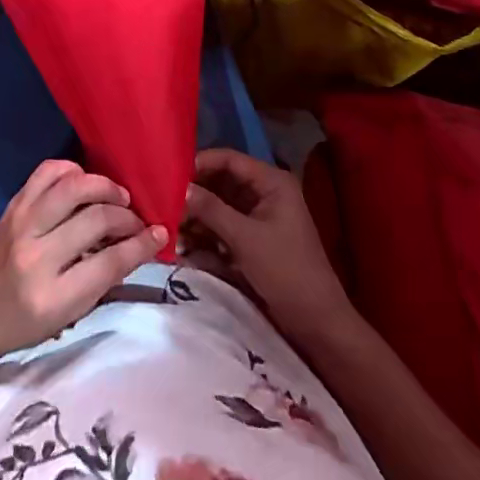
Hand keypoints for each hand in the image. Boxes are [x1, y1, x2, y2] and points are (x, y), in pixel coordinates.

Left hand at [0, 159, 166, 358]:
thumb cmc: (29, 319)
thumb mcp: (71, 313)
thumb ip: (105, 277)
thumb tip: (143, 241)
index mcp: (52, 295)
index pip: (108, 263)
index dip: (140, 245)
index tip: (159, 233)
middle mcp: (35, 256)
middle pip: (94, 219)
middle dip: (126, 217)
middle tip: (137, 221)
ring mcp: (21, 225)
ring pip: (72, 188)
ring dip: (103, 187)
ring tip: (117, 197)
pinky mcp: (14, 205)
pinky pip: (48, 172)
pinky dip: (73, 170)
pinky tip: (84, 182)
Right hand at [184, 148, 353, 344]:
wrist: (315, 321)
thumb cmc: (286, 270)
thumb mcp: (245, 238)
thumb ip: (211, 209)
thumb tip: (179, 188)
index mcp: (272, 182)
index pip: (229, 159)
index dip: (200, 162)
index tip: (169, 173)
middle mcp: (264, 193)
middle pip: (221, 182)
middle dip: (194, 193)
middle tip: (164, 202)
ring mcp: (258, 216)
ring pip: (218, 206)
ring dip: (196, 216)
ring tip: (170, 226)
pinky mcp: (251, 239)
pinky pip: (222, 226)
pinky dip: (205, 233)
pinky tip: (184, 244)